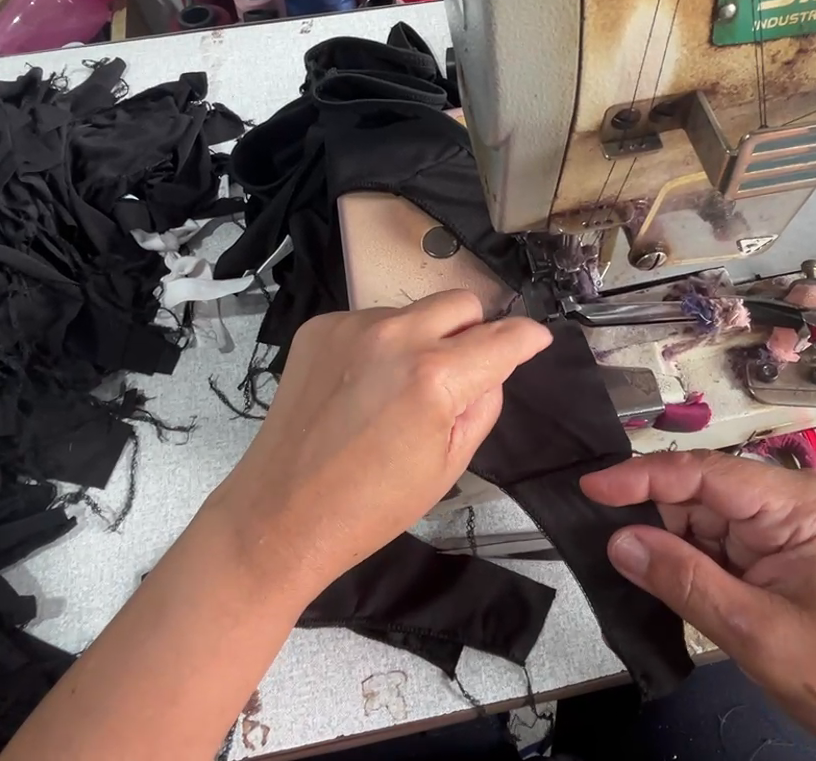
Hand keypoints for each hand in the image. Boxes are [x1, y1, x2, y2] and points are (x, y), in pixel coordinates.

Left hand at [206, 290, 551, 594]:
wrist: (280, 513)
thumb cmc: (371, 505)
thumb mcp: (450, 465)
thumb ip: (484, 404)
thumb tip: (494, 366)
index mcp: (435, 378)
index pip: (504, 337)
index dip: (528, 337)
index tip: (535, 337)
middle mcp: (395, 337)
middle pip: (462, 302)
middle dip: (474, 330)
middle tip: (461, 369)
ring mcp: (352, 326)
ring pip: (414, 311)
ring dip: (422, 338)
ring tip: (396, 388)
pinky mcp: (320, 327)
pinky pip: (372, 320)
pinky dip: (380, 344)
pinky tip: (361, 386)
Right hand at [581, 451, 815, 760]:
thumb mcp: (757, 633)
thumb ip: (685, 581)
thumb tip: (619, 542)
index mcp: (797, 504)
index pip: (706, 473)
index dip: (643, 477)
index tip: (589, 487)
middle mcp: (786, 501)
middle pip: (698, 491)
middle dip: (651, 512)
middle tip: (599, 535)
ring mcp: (777, 525)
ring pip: (698, 516)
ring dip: (664, 540)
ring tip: (625, 562)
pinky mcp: (769, 550)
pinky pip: (711, 541)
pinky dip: (682, 559)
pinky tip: (659, 573)